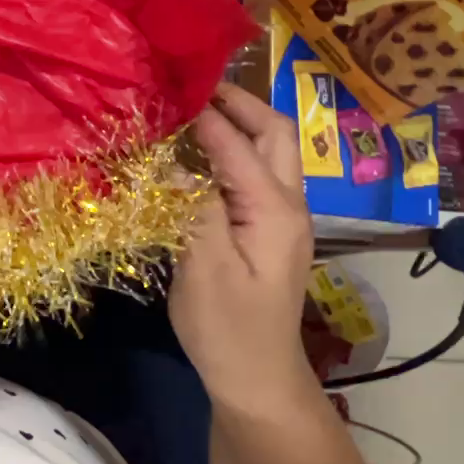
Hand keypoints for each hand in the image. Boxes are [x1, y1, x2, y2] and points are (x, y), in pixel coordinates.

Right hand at [169, 83, 318, 415]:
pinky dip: (232, 158)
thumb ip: (194, 209)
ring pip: (270, 157)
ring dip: (240, 129)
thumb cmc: (227, 327)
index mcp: (273, 211)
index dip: (208, 116)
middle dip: (241, 106)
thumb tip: (176, 165)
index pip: (238, 147)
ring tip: (195, 115)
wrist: (257, 376)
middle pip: (275, 137)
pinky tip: (200, 162)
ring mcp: (282, 222)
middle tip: (196, 88)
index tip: (176, 86)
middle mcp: (287, 207)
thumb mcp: (204, 269)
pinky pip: (255, 181)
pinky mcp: (268, 237)